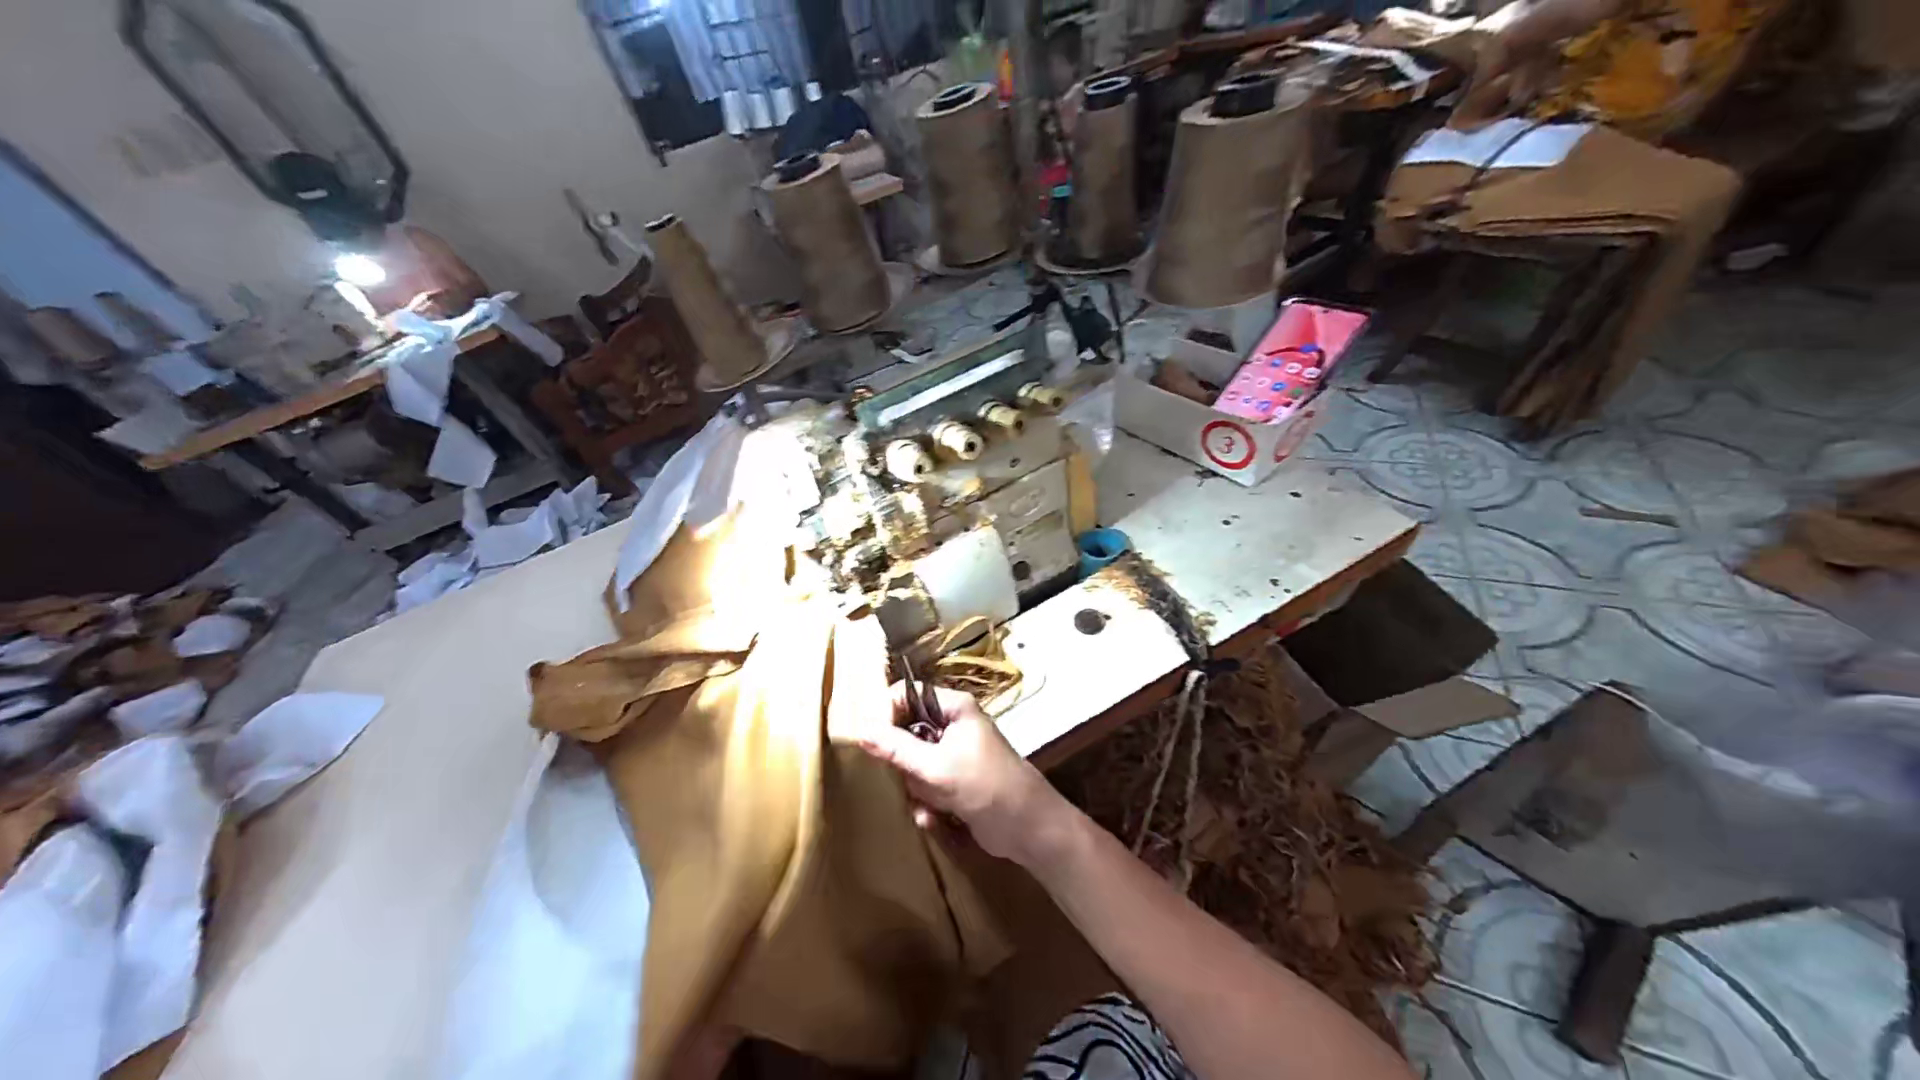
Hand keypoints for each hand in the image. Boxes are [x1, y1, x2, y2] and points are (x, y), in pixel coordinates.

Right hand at [853, 684, 1078, 867]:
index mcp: (953, 707)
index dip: (886, 714)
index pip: (905, 694)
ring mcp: (954, 752)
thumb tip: (859, 729)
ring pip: (912, 763)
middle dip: (904, 763)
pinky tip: (934, 819)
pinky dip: (926, 802)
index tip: (873, 742)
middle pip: (905, 732)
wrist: (1028, 829)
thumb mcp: (935, 768)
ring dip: (916, 789)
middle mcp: (953, 724)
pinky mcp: (955, 780)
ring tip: (929, 805)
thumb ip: (896, 748)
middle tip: (908, 779)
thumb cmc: (985, 788)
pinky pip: (925, 784)